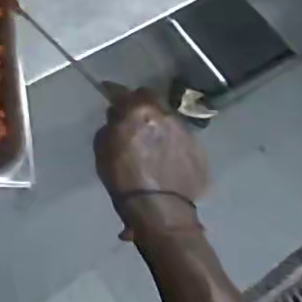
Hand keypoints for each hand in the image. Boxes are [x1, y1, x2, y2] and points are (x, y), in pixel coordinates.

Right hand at [95, 84, 208, 237]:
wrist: (160, 211)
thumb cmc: (123, 177)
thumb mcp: (102, 147)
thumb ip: (111, 125)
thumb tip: (119, 119)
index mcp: (138, 111)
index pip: (122, 91)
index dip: (113, 91)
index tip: (109, 94)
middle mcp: (165, 115)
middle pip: (151, 98)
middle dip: (140, 103)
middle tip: (133, 117)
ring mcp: (185, 133)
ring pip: (168, 119)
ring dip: (158, 124)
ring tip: (152, 140)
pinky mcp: (199, 152)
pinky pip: (181, 140)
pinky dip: (172, 144)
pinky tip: (166, 158)